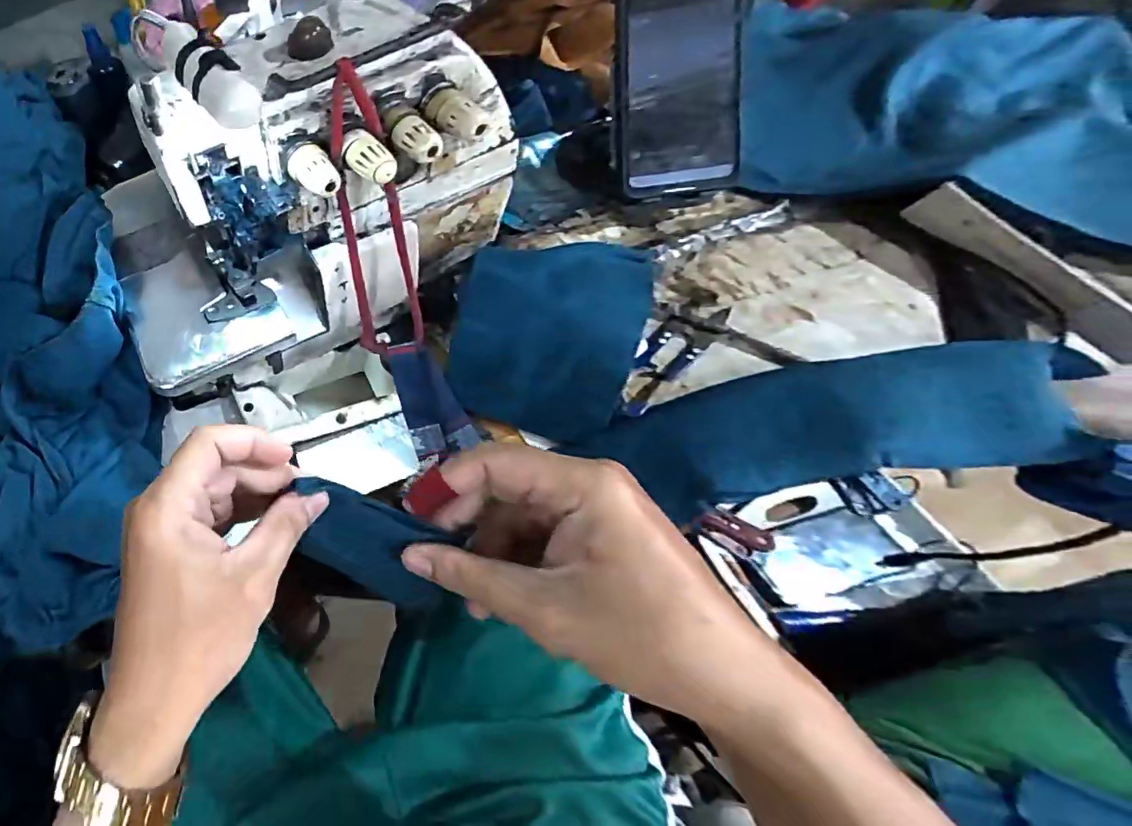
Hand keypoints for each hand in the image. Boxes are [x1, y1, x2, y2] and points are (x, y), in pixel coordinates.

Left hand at [88, 425, 328, 788]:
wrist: (153, 699)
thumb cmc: (200, 639)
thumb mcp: (252, 580)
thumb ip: (283, 528)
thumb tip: (315, 497)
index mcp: (165, 504)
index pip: (208, 444)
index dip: (252, 442)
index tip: (292, 457)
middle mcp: (154, 505)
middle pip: (209, 466)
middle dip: (257, 470)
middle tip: (302, 487)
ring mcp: (156, 525)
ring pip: (207, 488)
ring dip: (249, 491)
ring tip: (293, 502)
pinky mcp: (163, 545)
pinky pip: (201, 513)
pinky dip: (234, 512)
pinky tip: (267, 519)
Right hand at [399, 444, 792, 727]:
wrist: (736, 685)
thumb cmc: (641, 635)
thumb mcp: (543, 608)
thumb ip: (470, 576)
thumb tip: (409, 554)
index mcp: (582, 483)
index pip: (493, 461)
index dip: (446, 485)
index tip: (413, 518)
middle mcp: (588, 482)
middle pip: (504, 486)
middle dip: (466, 523)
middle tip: (434, 557)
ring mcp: (597, 507)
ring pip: (519, 514)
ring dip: (489, 550)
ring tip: (471, 596)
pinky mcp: (602, 533)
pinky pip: (542, 533)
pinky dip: (515, 560)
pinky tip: (501, 596)